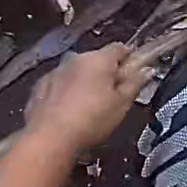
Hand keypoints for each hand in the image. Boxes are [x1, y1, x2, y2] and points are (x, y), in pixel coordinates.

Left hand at [23, 43, 153, 152]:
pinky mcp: (40, 87)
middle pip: (96, 60)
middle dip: (105, 72)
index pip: (119, 48)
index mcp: (99, 59)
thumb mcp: (121, 104)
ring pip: (76, 71)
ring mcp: (55, 71)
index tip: (132, 71)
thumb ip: (135, 83)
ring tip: (88, 106)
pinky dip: (65, 92)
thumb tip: (147, 69)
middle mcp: (76, 59)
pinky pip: (59, 84)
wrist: (51, 138)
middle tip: (112, 95)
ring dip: (84, 81)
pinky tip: (67, 111)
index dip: (128, 57)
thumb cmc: (93, 120)